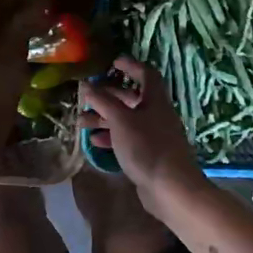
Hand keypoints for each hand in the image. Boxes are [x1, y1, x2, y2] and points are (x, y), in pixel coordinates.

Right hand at [81, 57, 206, 211]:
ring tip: (81, 121)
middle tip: (87, 95)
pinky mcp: (149, 154)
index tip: (112, 63)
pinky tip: (95, 141)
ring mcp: (154, 136)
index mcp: (155, 100)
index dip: (130, 66)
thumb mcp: (120, 120)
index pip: (146, 74)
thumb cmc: (147, 146)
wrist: (171, 189)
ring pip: (126, 119)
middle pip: (132, 98)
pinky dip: (111, 136)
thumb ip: (102, 101)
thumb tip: (85, 84)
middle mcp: (156, 114)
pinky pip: (127, 138)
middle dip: (108, 96)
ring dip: (104, 117)